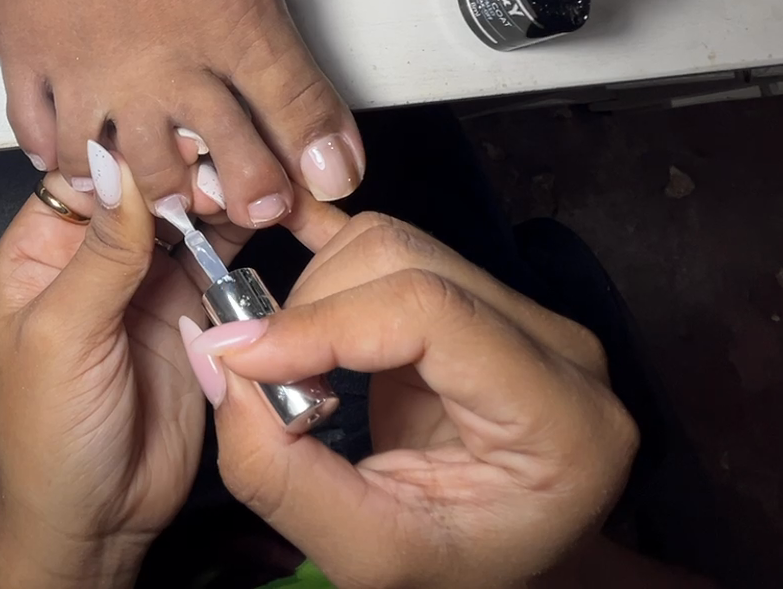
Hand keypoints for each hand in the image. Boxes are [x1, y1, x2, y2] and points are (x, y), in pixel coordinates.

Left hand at [0, 147, 254, 587]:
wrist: (102, 515)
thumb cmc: (49, 433)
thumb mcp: (63, 335)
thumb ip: (99, 254)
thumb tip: (119, 168)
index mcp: (42, 246)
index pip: (86, 172)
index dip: (129, 149)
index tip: (172, 131)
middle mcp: (94, 249)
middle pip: (141, 183)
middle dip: (180, 165)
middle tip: (223, 153)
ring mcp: (144, 273)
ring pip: (182, 209)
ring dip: (215, 190)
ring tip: (251, 171)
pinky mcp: (189, 299)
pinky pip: (217, 249)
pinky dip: (240, 226)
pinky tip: (264, 204)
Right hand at [192, 208, 638, 587]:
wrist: (506, 558)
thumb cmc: (455, 569)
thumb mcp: (370, 556)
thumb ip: (285, 475)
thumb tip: (218, 359)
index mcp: (564, 416)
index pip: (429, 311)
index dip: (323, 321)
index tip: (243, 356)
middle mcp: (554, 340)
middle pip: (401, 258)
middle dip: (309, 306)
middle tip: (269, 371)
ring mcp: (513, 301)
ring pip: (382, 239)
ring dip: (313, 288)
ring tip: (297, 357)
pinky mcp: (466, 283)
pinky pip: (381, 237)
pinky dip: (321, 234)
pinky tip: (281, 227)